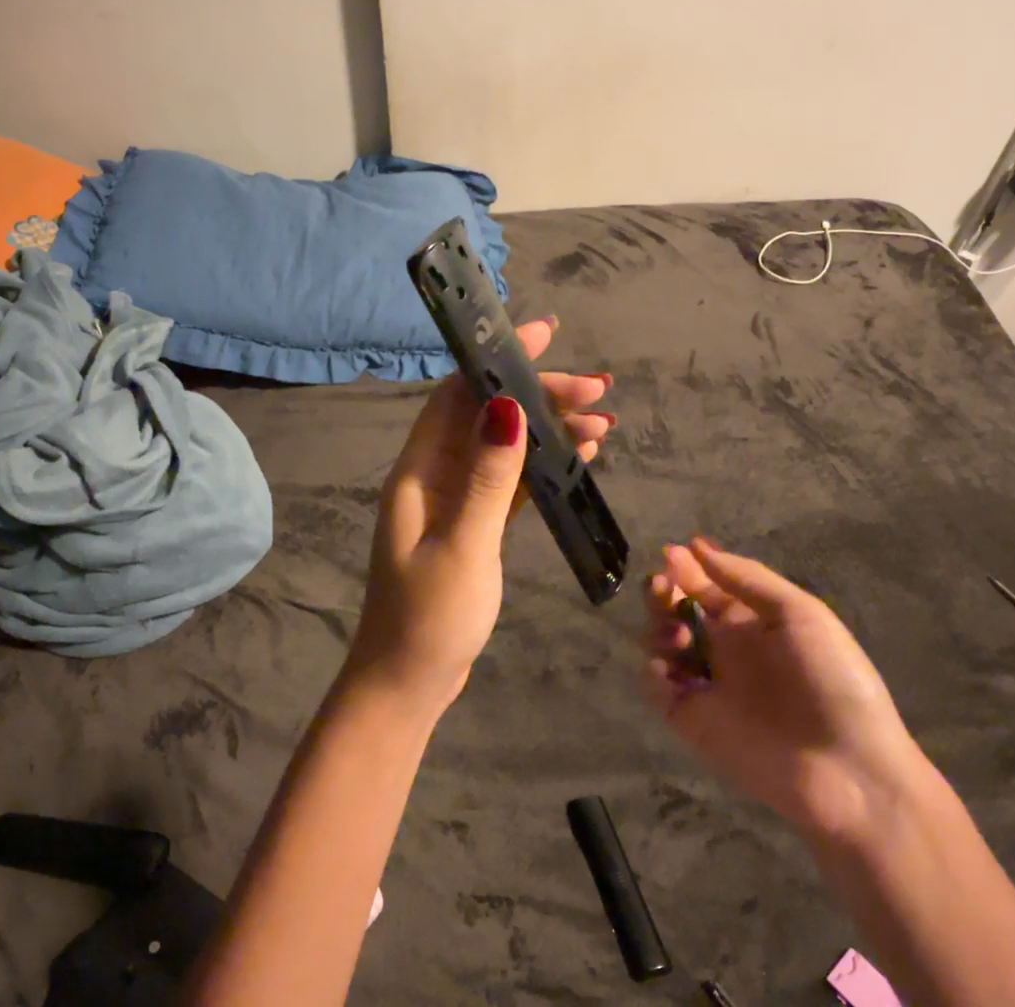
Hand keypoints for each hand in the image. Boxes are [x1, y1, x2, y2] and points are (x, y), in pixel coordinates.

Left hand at [350, 317, 614, 713]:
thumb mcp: (463, 545)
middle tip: (600, 389)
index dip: (497, 360)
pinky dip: (543, 468)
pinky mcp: (474, 528)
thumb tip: (508, 406)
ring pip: (505, 449)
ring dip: (549, 431)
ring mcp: (455, 502)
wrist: (409, 681)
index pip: (457, 396)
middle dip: (540, 396)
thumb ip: (487, 478)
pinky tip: (579, 456)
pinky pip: (511, 484)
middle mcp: (433, 477)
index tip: (545, 334)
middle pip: (488, 417)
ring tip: (604, 422)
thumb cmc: (429, 618)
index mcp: (418, 472)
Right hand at [640, 538, 930, 839]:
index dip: (687, 568)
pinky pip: (654, 686)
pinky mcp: (688, 718)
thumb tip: (695, 546)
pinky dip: (652, 671)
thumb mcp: (801, 615)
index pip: (707, 587)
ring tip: (678, 635)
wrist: (845, 769)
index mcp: (752, 623)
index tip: (672, 553)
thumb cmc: (833, 682)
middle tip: (661, 589)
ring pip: (659, 643)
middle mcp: (724, 649)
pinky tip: (670, 669)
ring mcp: (705, 684)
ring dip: (658, 627)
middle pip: (676, 611)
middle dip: (662, 593)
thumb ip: (746, 579)